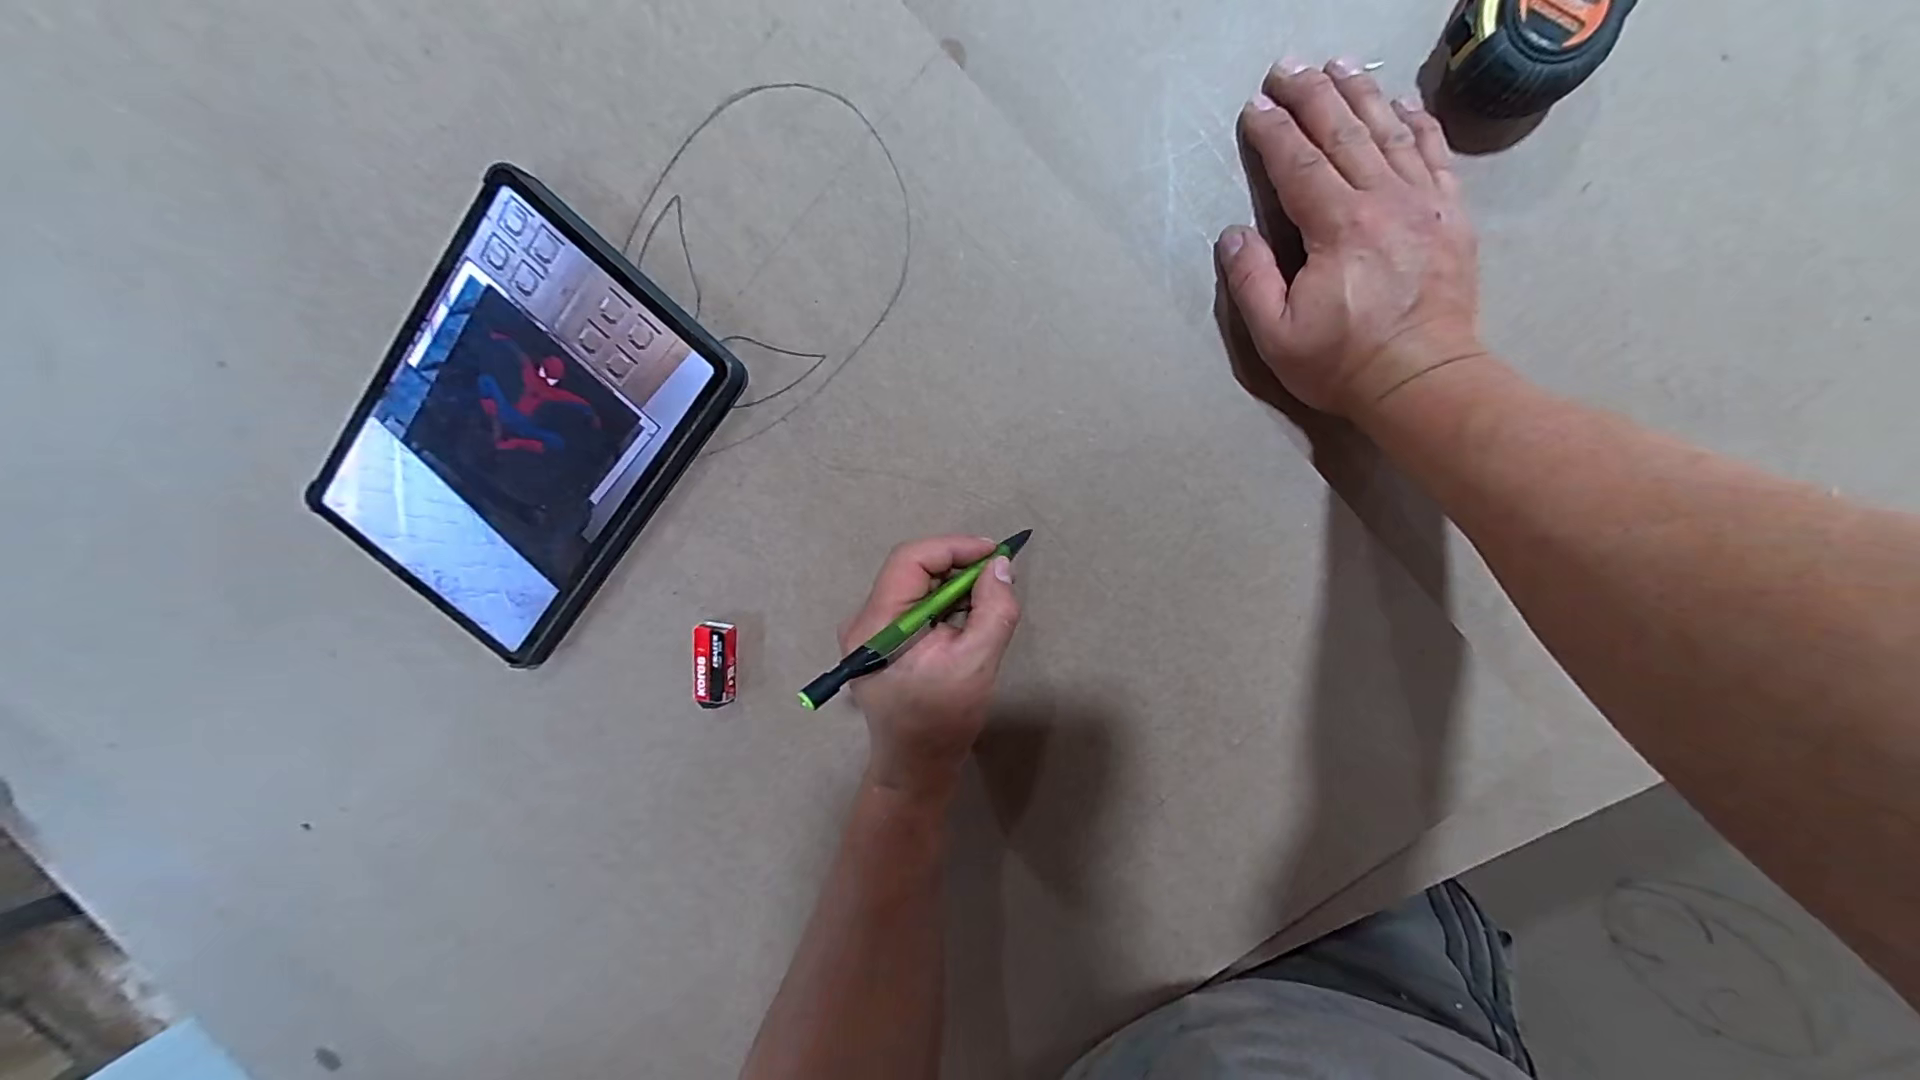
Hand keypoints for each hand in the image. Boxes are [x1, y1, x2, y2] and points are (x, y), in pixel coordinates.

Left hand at [840, 536, 1020, 796]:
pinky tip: (969, 615)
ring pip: (915, 585)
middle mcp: (864, 621)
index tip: (995, 553)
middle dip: (958, 565)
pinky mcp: (882, 640)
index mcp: (876, 624)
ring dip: (953, 584)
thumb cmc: (943, 720)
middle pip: (911, 570)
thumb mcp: (977, 663)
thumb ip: (994, 610)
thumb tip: (1001, 566)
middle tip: (998, 575)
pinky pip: (914, 604)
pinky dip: (945, 602)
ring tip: (988, 597)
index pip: (910, 560)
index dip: (954, 548)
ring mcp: (870, 631)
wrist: (916, 766)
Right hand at [1218, 58, 1488, 418]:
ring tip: (1338, 65)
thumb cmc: (1340, 362)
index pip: (1299, 165)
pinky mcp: (1451, 215)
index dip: (1273, 133)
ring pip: (1390, 131)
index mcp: (1338, 228)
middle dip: (1312, 96)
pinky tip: (1401, 104)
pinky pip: (1434, 152)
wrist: (1422, 378)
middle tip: (1287, 67)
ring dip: (1361, 94)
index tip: (1254, 108)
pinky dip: (1416, 121)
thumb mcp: (1274, 334)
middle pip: (1345, 133)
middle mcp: (1385, 200)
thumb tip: (1233, 234)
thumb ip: (1251, 280)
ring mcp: (1425, 202)